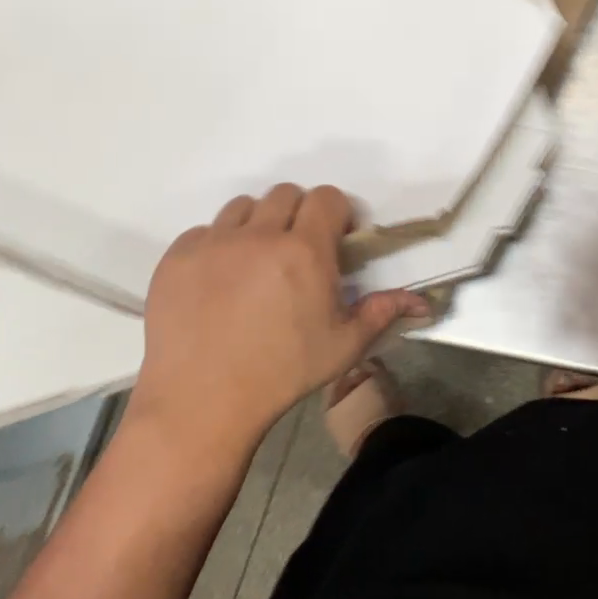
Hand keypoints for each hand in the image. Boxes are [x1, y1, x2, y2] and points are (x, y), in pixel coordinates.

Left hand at [128, 184, 430, 456]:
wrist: (201, 403)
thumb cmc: (283, 373)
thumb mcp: (344, 345)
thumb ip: (382, 311)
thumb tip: (422, 302)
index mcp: (306, 250)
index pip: (327, 197)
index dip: (336, 214)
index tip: (335, 241)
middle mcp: (259, 236)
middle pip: (285, 195)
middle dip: (299, 215)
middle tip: (298, 253)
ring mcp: (212, 245)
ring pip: (243, 208)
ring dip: (258, 225)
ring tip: (257, 262)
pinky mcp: (175, 260)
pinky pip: (203, 232)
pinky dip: (217, 245)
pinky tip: (221, 280)